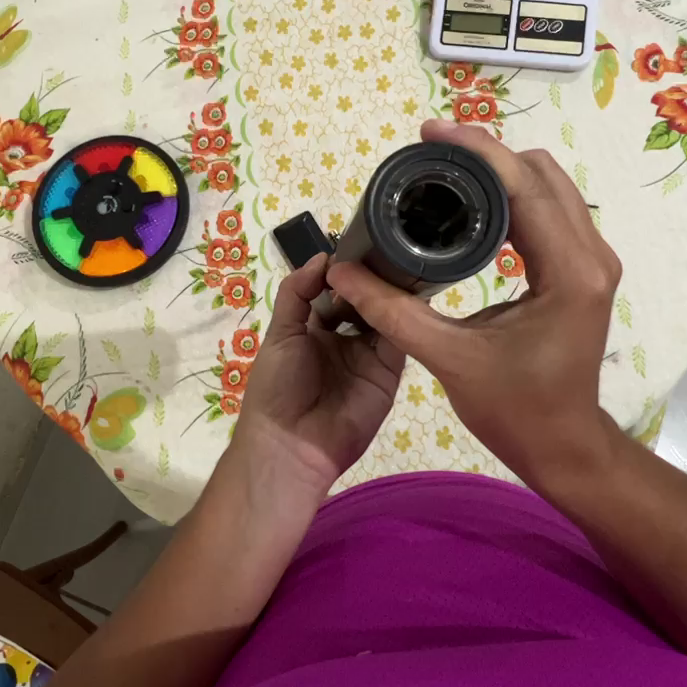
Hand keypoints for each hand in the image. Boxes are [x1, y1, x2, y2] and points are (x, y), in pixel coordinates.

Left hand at [225, 253, 405, 500]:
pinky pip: (399, 340)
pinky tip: (408, 291)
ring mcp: (368, 356)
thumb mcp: (280, 332)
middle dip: (373, 279)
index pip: (337, 292)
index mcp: (314, 329)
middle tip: (390, 245)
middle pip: (365, 302)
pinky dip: (402, 316)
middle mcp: (344, 340)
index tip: (363, 242)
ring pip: (384, 316)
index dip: (347, 270)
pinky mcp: (388, 372)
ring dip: (389, 293)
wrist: (292, 443)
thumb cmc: (277, 386)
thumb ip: (298, 292)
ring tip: (401, 260)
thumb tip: (322, 256)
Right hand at [326, 120, 622, 485]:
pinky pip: (550, 210)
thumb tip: (342, 273)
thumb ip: (393, 312)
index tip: (430, 132)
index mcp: (567, 273)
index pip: (524, 187)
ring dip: (500, 171)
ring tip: (445, 167)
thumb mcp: (448, 358)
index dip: (476, 152)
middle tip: (430, 152)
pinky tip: (473, 199)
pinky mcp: (582, 270)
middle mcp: (590, 256)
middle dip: (485, 154)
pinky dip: (512, 194)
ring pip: (549, 186)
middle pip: (541, 174)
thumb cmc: (514, 410)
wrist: (563, 445)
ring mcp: (592, 261)